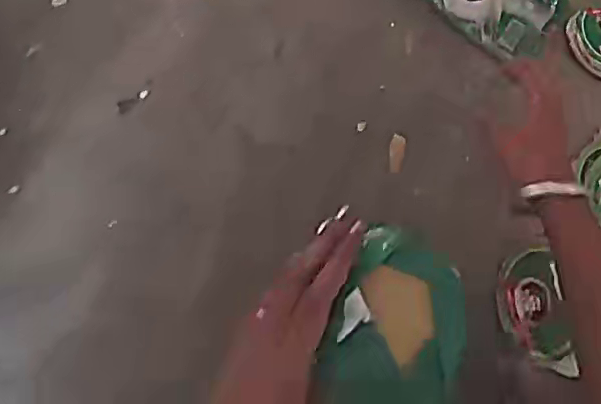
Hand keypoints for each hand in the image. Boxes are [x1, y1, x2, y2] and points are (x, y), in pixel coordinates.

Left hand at [210, 211, 366, 403]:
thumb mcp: (311, 396)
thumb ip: (331, 359)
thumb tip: (355, 328)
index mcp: (290, 344)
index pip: (320, 292)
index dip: (341, 258)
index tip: (359, 229)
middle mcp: (268, 327)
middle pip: (298, 275)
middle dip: (323, 243)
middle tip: (346, 216)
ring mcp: (251, 327)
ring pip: (281, 279)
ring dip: (305, 254)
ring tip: (325, 234)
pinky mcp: (241, 336)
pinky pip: (271, 291)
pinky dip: (289, 272)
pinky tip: (296, 271)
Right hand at [485, 58, 574, 187]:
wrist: (552, 187)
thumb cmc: (529, 162)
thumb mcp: (504, 143)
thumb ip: (490, 124)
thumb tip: (477, 110)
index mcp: (541, 101)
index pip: (530, 73)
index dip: (516, 67)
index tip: (500, 69)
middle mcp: (553, 103)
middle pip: (544, 75)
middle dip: (528, 68)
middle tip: (511, 69)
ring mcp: (559, 114)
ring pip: (549, 86)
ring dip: (536, 80)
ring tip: (520, 80)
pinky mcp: (559, 125)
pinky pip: (551, 97)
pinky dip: (540, 91)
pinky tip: (530, 100)